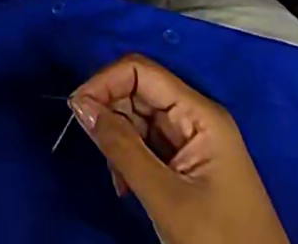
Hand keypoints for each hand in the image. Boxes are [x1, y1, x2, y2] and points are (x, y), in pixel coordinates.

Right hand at [70, 54, 289, 243]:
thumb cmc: (220, 243)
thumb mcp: (165, 197)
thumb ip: (120, 146)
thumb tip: (79, 104)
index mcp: (199, 114)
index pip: (139, 71)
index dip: (104, 82)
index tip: (77, 111)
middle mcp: (196, 117)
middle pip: (137, 90)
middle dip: (110, 114)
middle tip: (99, 152)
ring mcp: (193, 140)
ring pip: (137, 116)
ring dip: (117, 140)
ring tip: (118, 179)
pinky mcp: (187, 162)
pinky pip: (145, 141)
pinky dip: (128, 156)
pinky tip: (126, 185)